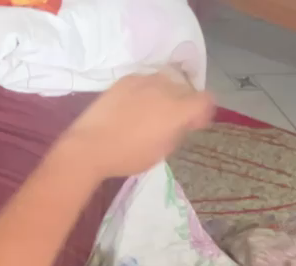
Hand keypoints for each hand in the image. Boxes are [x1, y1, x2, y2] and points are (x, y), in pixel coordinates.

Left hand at [52, 71, 215, 179]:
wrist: (90, 146)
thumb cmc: (127, 157)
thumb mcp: (159, 153)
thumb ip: (176, 133)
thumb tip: (182, 123)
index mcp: (177, 110)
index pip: (205, 100)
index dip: (204, 112)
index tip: (195, 124)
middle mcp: (165, 88)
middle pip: (186, 89)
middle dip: (185, 103)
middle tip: (172, 121)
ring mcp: (145, 80)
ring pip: (166, 82)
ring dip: (166, 94)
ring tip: (152, 113)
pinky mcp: (126, 79)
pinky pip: (146, 81)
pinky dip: (147, 91)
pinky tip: (134, 107)